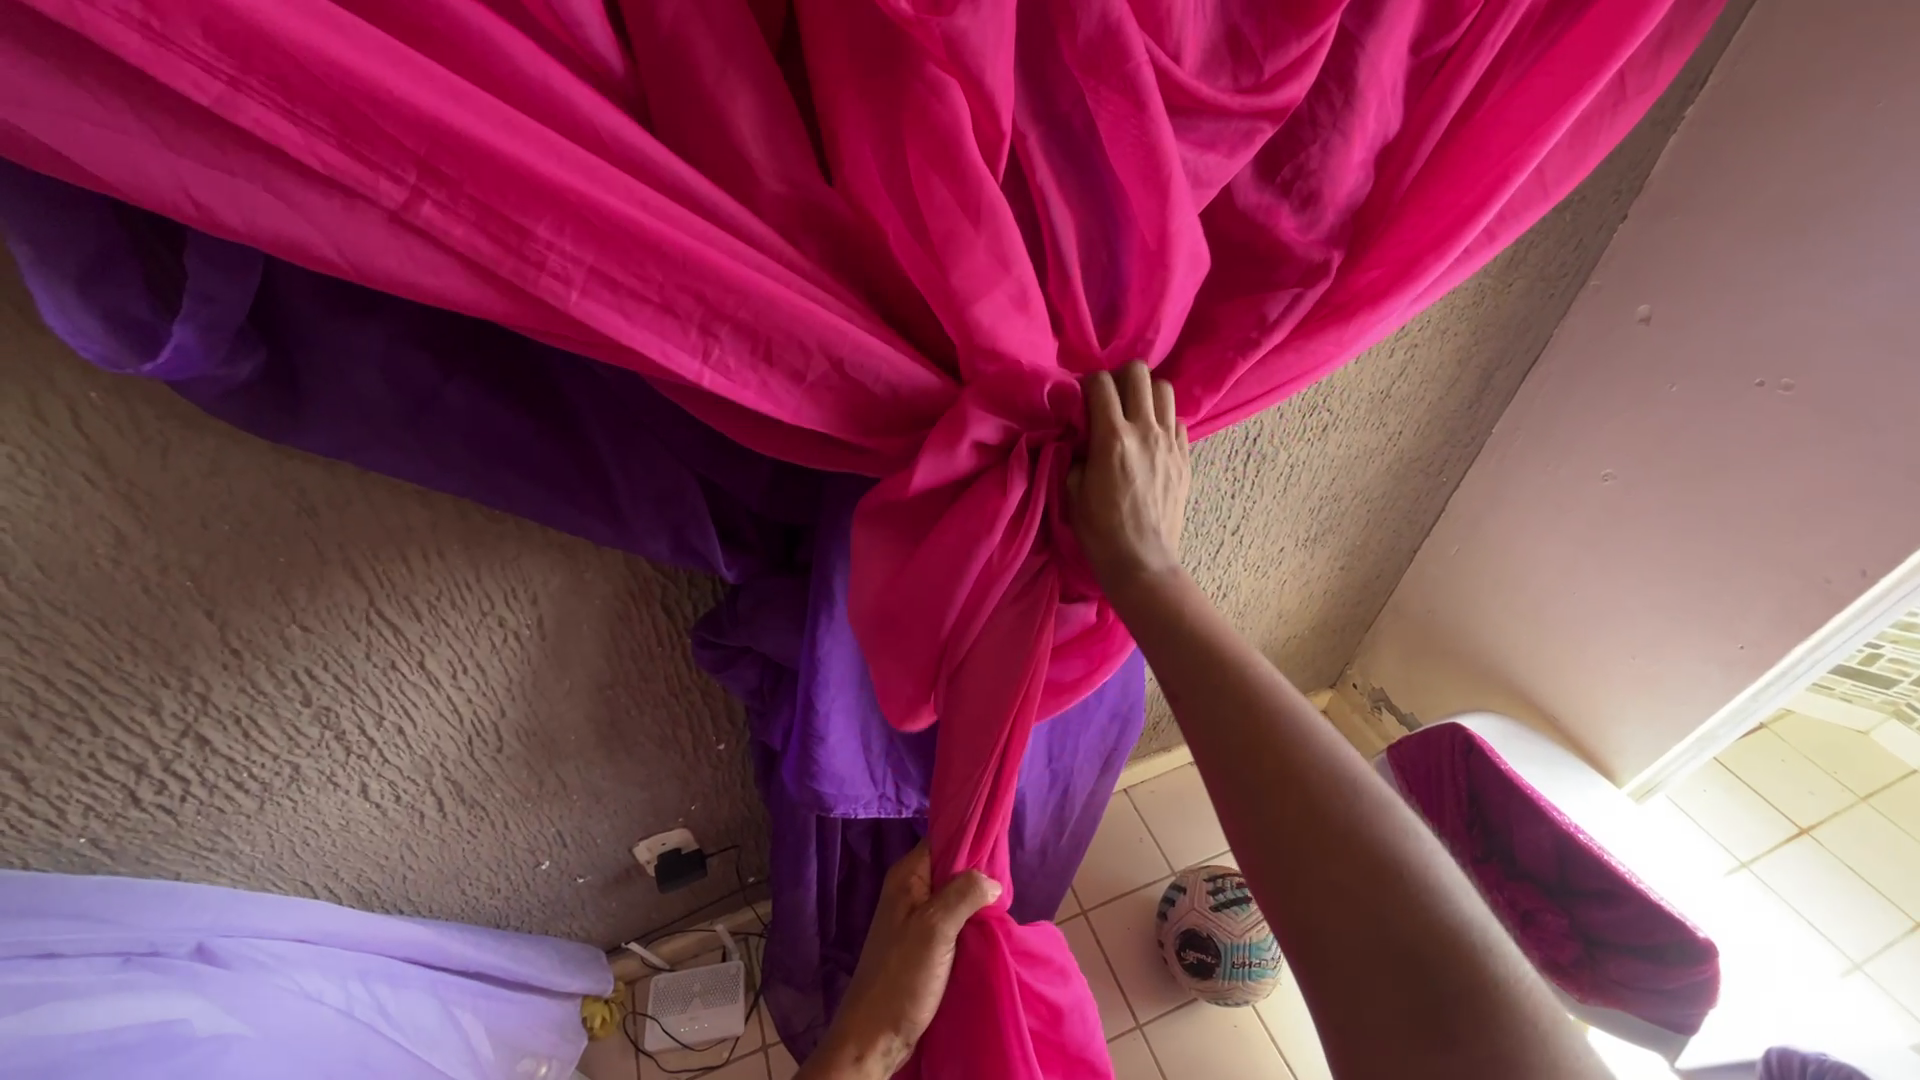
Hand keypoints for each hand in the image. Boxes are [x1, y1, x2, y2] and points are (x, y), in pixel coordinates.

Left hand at [800, 844, 1001, 1079]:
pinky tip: (990, 927)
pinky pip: (954, 919)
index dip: (971, 839)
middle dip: (979, 873)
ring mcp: (916, 916)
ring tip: (1003, 905)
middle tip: (1008, 881)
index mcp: (907, 875)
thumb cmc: (902, 977)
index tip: (1002, 845)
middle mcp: (910, 889)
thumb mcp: (935, 928)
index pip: (943, 838)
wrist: (876, 1036)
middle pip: (952, 866)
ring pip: (955, 894)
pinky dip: (971, 921)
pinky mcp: (924, 942)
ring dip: (977, 900)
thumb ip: (963, 894)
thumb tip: (993, 878)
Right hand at [1069, 360, 1191, 593]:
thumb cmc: (1099, 530)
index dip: (1087, 384)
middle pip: (1138, 373)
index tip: (1081, 398)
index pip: (1100, 384)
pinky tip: (1151, 437)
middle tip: (1110, 396)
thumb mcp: (1072, 490)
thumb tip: (1082, 438)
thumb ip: (1077, 455)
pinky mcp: (1185, 458)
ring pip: (1164, 389)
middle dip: (1119, 377)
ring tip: (1134, 411)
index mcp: (1112, 438)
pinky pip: (1178, 420)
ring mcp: (1170, 443)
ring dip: (1146, 393)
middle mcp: (1145, 431)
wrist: (1141, 560)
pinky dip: (1163, 420)